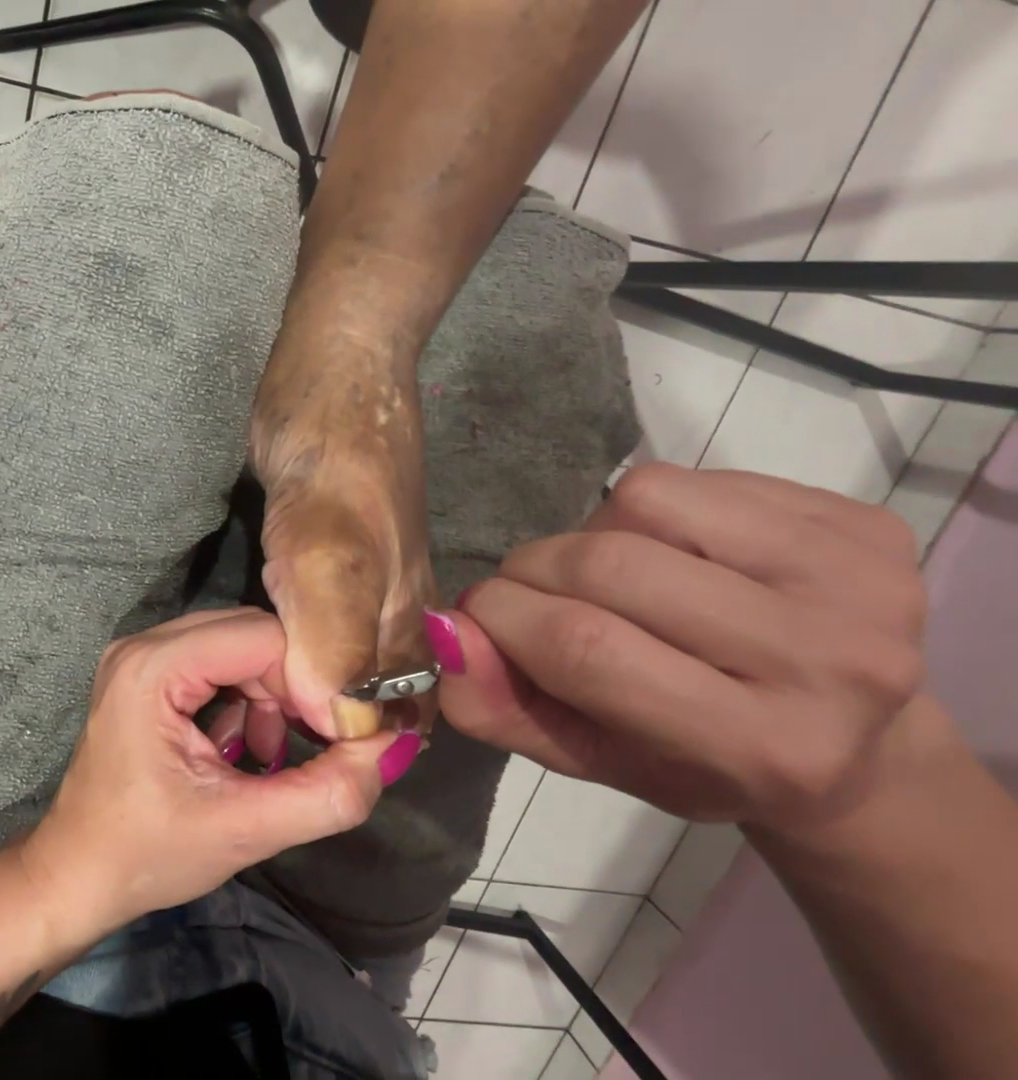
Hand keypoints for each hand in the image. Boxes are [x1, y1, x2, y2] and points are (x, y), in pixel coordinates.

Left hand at [22, 609, 403, 930]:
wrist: (79, 872)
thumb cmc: (148, 854)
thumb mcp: (246, 830)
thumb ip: (327, 793)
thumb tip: (390, 745)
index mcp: (153, 668)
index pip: (265, 636)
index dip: (314, 680)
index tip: (340, 734)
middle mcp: (144, 645)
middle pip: (253, 633)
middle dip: (298, 686)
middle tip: (324, 742)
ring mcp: (142, 656)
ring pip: (241, 647)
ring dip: (274, 695)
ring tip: (275, 757)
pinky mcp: (149, 675)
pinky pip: (219, 663)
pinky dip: (249, 699)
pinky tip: (250, 749)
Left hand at [251, 389, 438, 740]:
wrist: (333, 378)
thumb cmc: (333, 469)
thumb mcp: (328, 558)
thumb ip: (337, 642)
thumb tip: (339, 725)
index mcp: (398, 625)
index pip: (392, 715)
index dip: (349, 749)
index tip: (295, 778)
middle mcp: (390, 612)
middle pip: (379, 697)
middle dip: (337, 734)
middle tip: (272, 762)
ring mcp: (361, 582)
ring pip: (351, 663)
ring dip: (315, 697)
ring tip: (266, 731)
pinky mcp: (329, 557)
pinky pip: (323, 625)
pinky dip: (300, 654)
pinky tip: (274, 665)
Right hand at [433, 465, 926, 832]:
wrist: (854, 743)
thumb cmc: (695, 761)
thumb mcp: (583, 757)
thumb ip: (498, 707)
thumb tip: (443, 630)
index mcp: (757, 746)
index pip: (583, 646)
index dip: (500, 617)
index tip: (477, 617)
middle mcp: (831, 663)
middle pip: (608, 565)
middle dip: (532, 570)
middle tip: (529, 594)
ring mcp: (862, 583)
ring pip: (646, 501)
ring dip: (593, 530)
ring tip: (615, 576)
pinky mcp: (874, 524)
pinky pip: (698, 479)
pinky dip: (649, 510)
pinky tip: (675, 555)